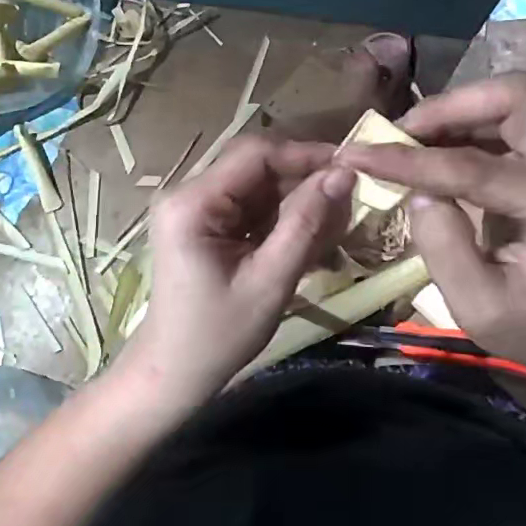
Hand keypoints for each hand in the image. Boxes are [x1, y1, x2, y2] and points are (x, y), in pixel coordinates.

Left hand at [123, 137, 355, 397]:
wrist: (174, 370)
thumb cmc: (218, 335)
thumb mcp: (269, 281)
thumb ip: (305, 224)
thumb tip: (343, 174)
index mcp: (191, 203)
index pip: (254, 155)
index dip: (304, 155)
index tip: (351, 169)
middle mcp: (187, 195)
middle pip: (255, 167)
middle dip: (303, 180)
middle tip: (349, 202)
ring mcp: (193, 209)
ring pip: (256, 187)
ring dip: (296, 201)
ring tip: (335, 225)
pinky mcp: (203, 225)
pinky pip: (248, 208)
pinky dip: (280, 219)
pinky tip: (310, 237)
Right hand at [337, 72, 525, 373]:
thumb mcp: (477, 309)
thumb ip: (444, 248)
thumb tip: (417, 191)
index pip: (482, 169)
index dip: (413, 161)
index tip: (356, 156)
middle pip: (519, 98)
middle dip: (447, 108)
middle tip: (395, 134)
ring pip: (514, 98)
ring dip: (453, 110)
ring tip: (406, 140)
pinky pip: (510, 115)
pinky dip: (463, 121)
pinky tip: (431, 146)